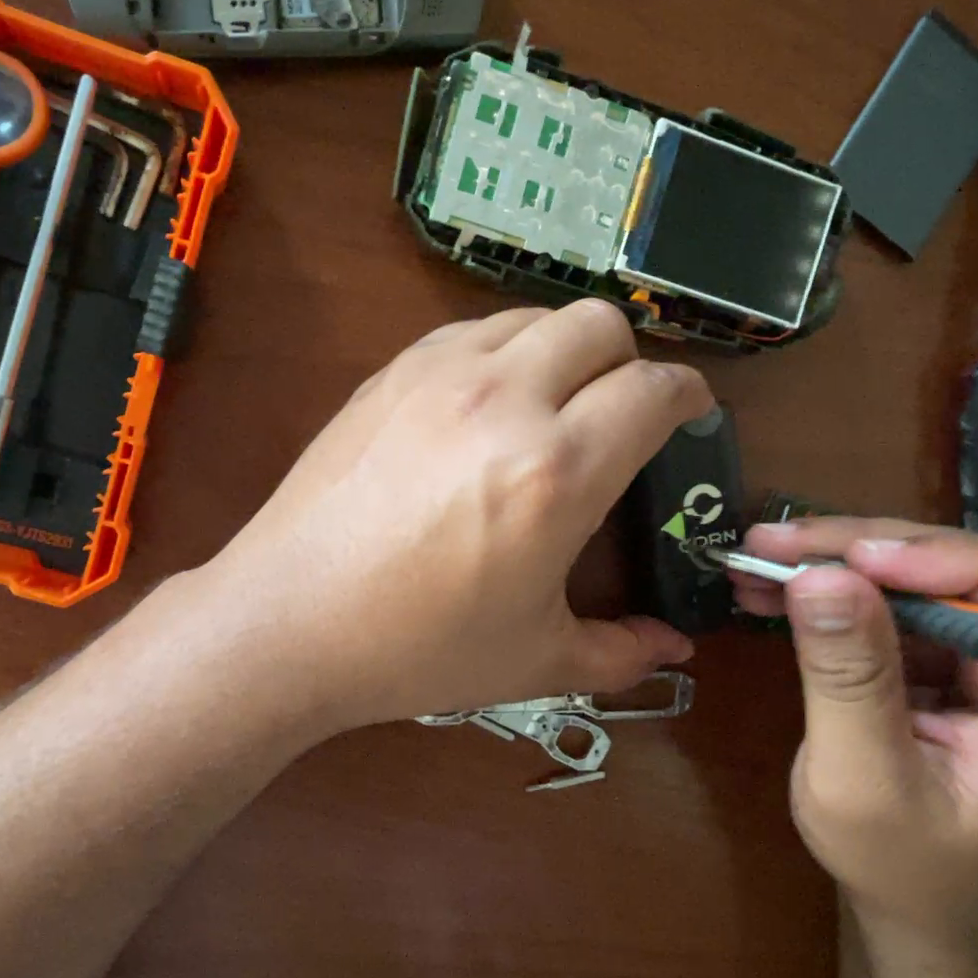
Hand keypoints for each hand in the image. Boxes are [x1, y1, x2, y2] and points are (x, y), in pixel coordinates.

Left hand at [189, 301, 712, 729]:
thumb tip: (673, 647)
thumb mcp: (533, 660)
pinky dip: (497, 353)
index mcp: (556, 469)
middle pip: (600, 325)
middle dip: (626, 363)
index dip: (687, 397)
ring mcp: (437, 375)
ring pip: (532, 317)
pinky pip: (467, 331)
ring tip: (546, 406)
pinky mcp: (387, 374)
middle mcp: (504, 399)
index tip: (687, 417)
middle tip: (613, 416)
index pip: (654, 390)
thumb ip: (620, 650)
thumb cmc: (415, 647)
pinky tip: (478, 407)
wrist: (289, 619)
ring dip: (559, 350)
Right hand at [733, 519, 977, 937]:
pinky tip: (773, 585)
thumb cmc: (903, 864)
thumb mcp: (862, 780)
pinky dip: (833, 586)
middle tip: (776, 544)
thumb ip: (849, 680)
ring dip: (838, 560)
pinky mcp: (954, 654)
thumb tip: (818, 577)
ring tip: (759, 557)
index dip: (958, 560)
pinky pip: (896, 598)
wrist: (916, 904)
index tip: (857, 562)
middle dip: (871, 548)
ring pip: (927, 572)